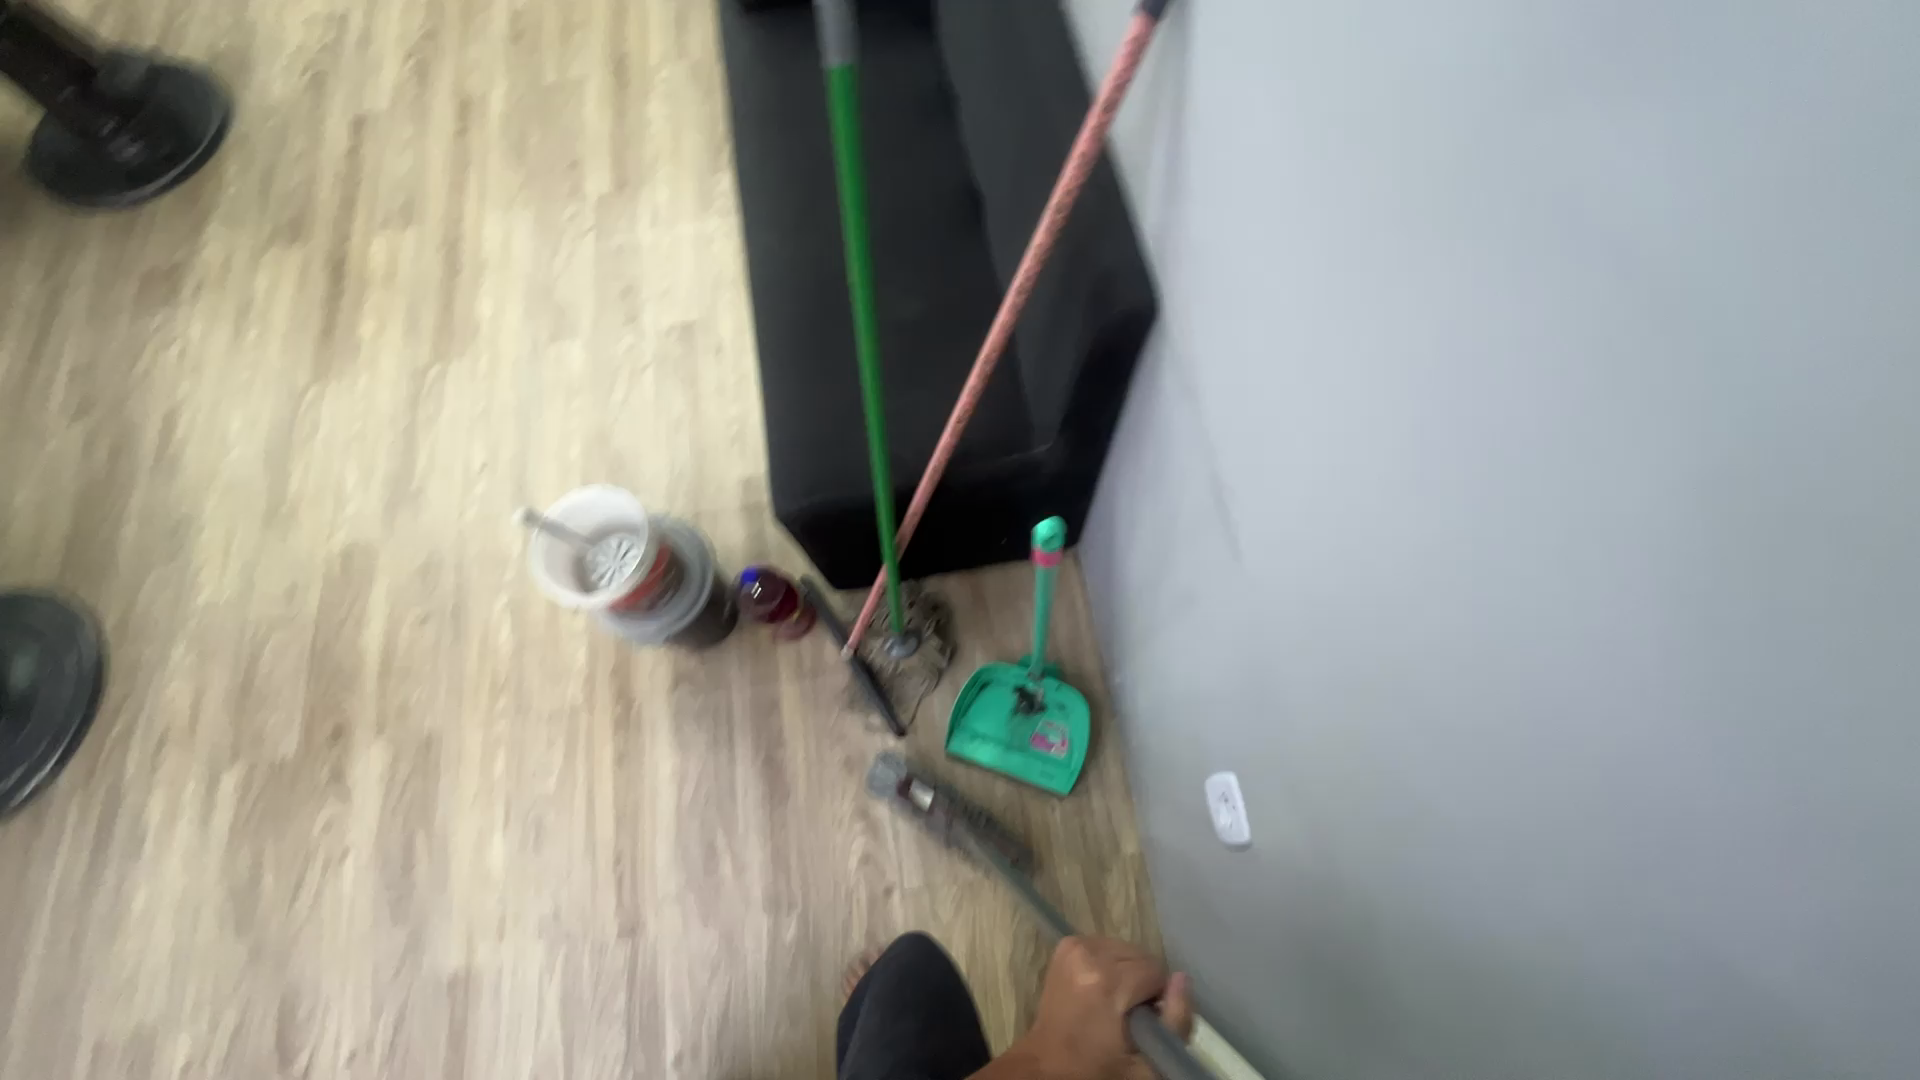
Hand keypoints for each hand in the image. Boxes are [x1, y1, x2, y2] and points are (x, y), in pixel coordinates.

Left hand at [1005, 936, 1193, 1079]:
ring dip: (1127, 972)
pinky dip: (1110, 964)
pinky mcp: (1066, 945)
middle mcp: (1088, 952)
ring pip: (1123, 949)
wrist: (1048, 1066)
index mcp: (1107, 980)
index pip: (1156, 971)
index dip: (1159, 1000)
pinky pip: (1104, 946)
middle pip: (1139, 956)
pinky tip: (1101, 990)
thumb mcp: (1147, 1066)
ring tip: (1115, 1005)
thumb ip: (1175, 1024)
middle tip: (1131, 1017)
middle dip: (1143, 983)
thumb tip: (1182, 979)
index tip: (1147, 1024)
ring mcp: (1074, 945)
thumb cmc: (1099, 1071)